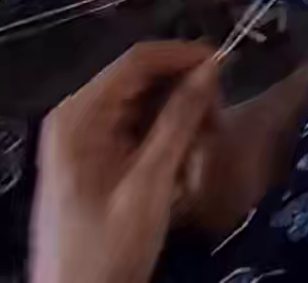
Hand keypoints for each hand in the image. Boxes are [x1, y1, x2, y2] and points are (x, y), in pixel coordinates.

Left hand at [30, 41, 219, 282]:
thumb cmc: (106, 252)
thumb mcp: (149, 184)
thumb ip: (180, 119)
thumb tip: (213, 66)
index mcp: (80, 114)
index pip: (139, 58)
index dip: (185, 55)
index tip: (226, 66)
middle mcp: (81, 113)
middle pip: (147, 77)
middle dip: (187, 94)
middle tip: (219, 121)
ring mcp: (89, 133)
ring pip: (151, 100)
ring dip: (183, 117)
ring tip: (205, 148)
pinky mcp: (100, 153)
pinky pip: (144, 125)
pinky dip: (171, 136)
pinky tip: (186, 162)